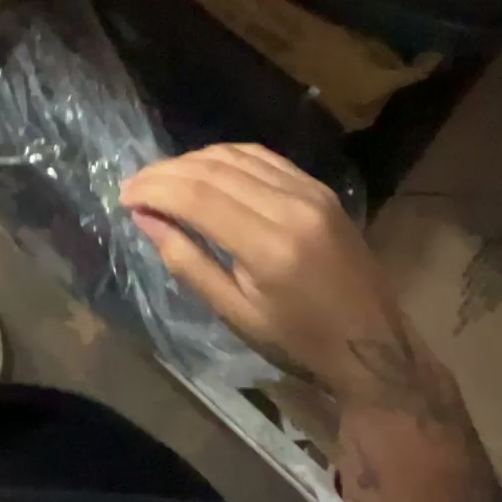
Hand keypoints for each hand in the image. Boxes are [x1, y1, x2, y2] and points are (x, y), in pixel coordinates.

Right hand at [120, 145, 400, 398]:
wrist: (376, 346)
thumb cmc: (299, 340)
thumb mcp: (234, 312)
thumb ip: (186, 260)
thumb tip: (143, 217)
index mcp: (270, 248)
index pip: (196, 197)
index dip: (153, 190)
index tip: (124, 197)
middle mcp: (290, 208)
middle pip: (210, 170)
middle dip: (163, 173)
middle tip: (133, 186)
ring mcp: (309, 192)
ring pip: (232, 155)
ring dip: (188, 161)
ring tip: (161, 178)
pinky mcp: (317, 187)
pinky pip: (259, 156)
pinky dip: (221, 156)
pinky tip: (201, 169)